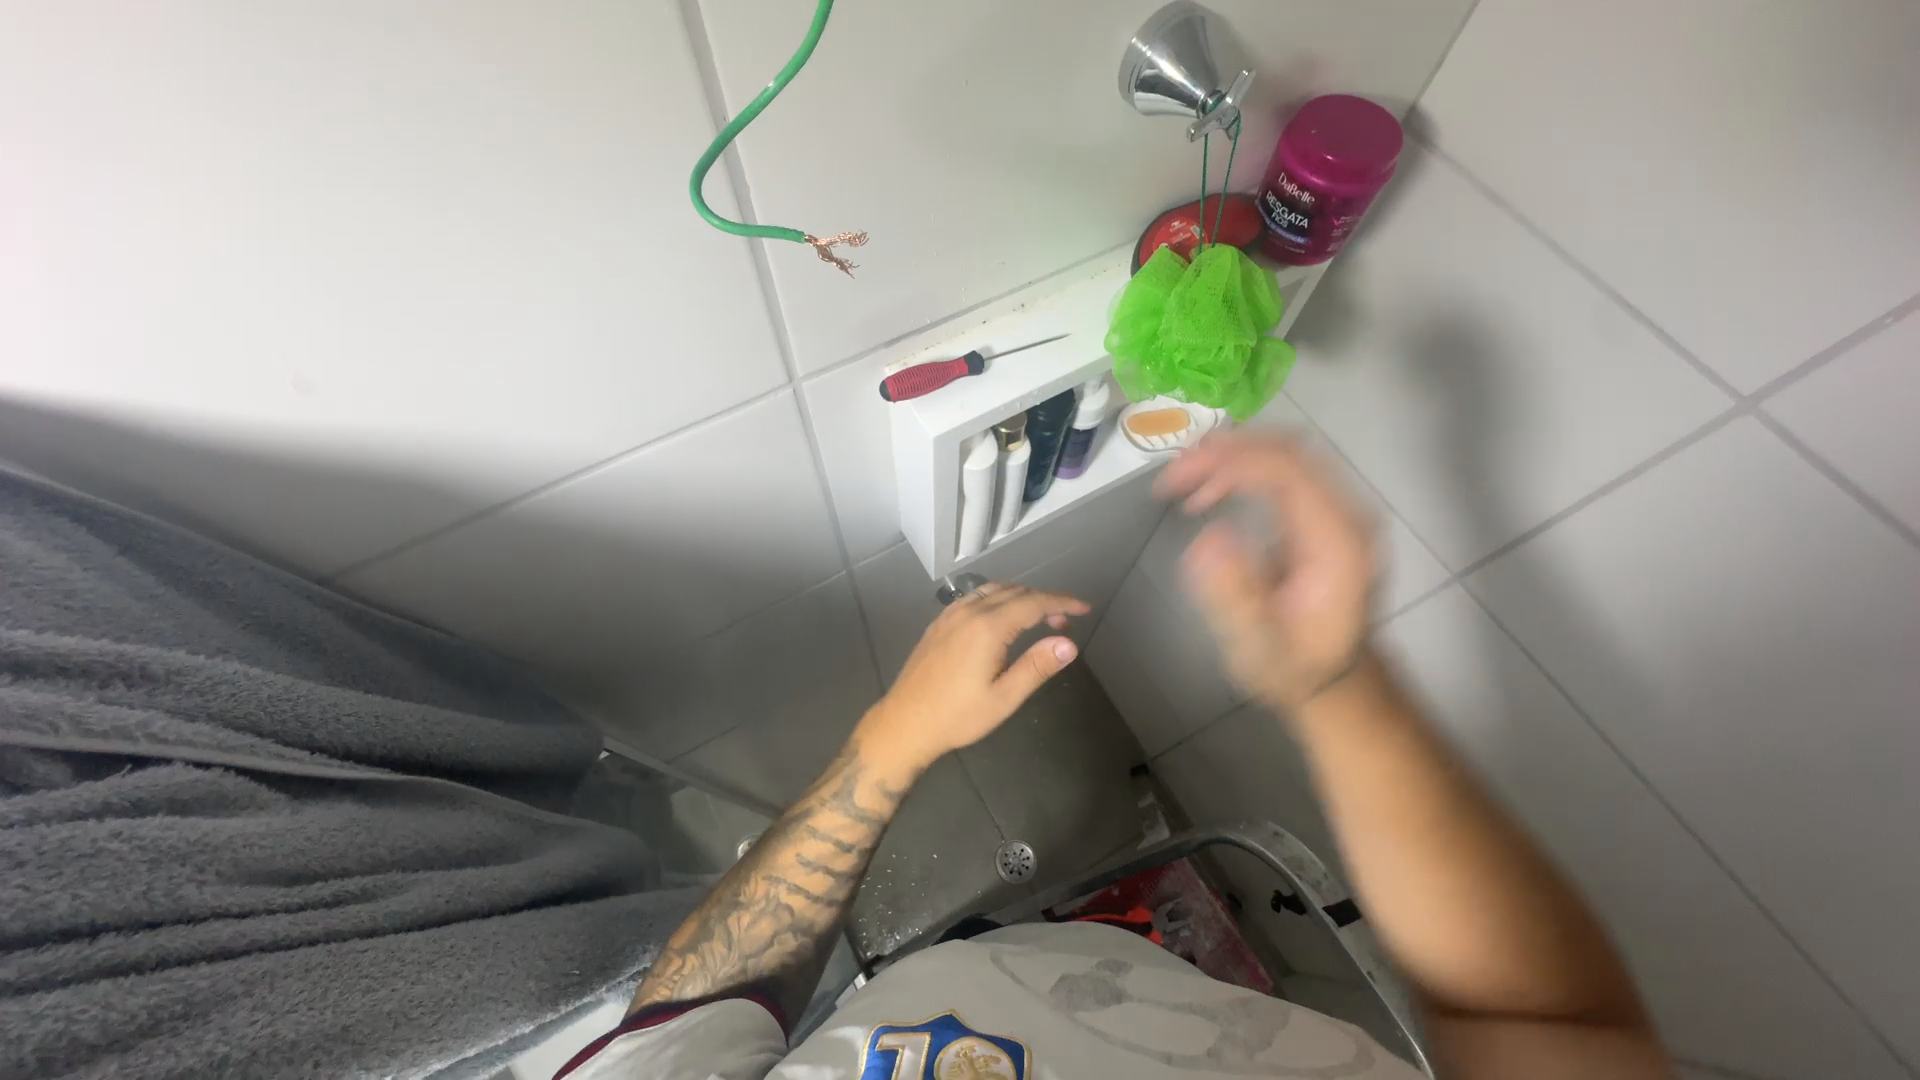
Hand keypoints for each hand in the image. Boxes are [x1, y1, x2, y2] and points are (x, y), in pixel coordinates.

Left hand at [856, 583, 1089, 770]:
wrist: (905, 723)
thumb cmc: (957, 716)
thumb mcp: (1004, 698)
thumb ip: (1037, 667)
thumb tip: (1068, 644)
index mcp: (987, 628)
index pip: (1033, 603)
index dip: (1062, 602)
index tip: (1084, 608)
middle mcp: (968, 612)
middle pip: (1014, 592)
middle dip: (1044, 600)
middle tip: (1065, 621)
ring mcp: (950, 615)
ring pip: (993, 590)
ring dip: (1020, 597)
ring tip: (1040, 617)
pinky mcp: (939, 623)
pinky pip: (974, 598)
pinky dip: (997, 598)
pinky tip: (1002, 618)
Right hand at [1155, 432, 1376, 711]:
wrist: (1334, 682)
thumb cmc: (1294, 667)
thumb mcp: (1258, 645)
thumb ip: (1236, 595)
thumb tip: (1208, 539)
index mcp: (1336, 542)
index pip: (1287, 472)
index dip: (1230, 462)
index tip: (1178, 478)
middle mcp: (1346, 517)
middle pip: (1288, 451)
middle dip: (1226, 450)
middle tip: (1174, 472)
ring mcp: (1338, 513)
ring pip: (1286, 455)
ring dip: (1231, 457)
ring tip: (1183, 481)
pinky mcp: (1323, 517)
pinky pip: (1285, 472)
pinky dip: (1242, 470)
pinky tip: (1209, 492)